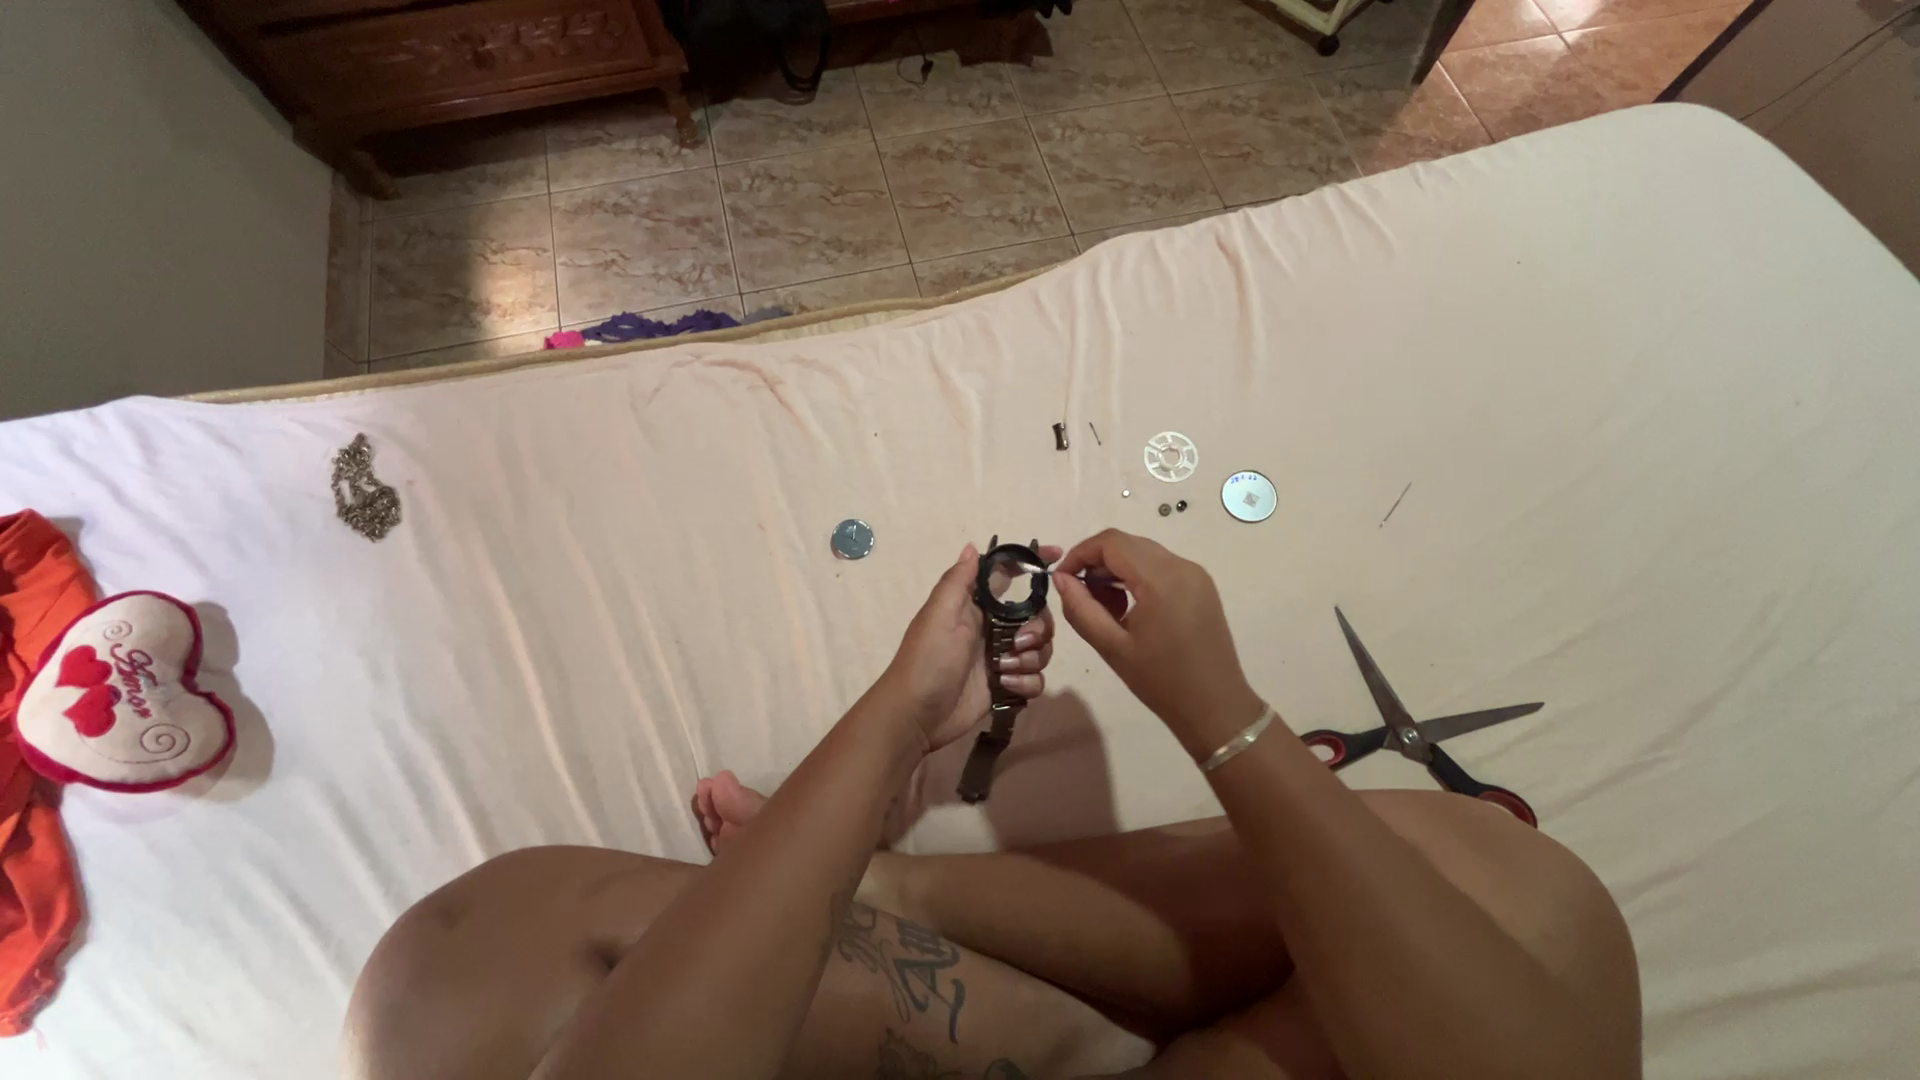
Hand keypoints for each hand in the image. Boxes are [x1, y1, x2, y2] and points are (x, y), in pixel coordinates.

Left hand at [880, 543, 1058, 754]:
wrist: (917, 714)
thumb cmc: (927, 659)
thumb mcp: (939, 613)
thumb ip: (959, 580)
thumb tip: (972, 546)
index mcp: (976, 607)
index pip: (1008, 576)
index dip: (1031, 564)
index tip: (1057, 555)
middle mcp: (992, 629)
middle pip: (1037, 617)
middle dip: (1038, 628)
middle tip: (1019, 642)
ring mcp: (1001, 658)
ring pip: (1040, 648)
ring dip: (1031, 658)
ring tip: (1005, 668)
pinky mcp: (1006, 686)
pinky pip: (1035, 678)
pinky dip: (1027, 681)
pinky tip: (1006, 686)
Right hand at [1051, 529, 1264, 755]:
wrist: (1215, 706)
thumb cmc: (1160, 681)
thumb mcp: (1111, 647)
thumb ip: (1081, 608)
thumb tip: (1061, 579)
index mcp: (1160, 580)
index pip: (1111, 542)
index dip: (1080, 553)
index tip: (1063, 579)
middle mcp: (1181, 566)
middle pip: (1127, 543)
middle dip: (1097, 562)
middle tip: (1082, 597)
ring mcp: (1196, 574)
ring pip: (1144, 552)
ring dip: (1117, 570)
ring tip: (1107, 608)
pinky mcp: (1202, 584)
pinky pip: (1161, 566)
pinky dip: (1138, 576)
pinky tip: (1131, 608)